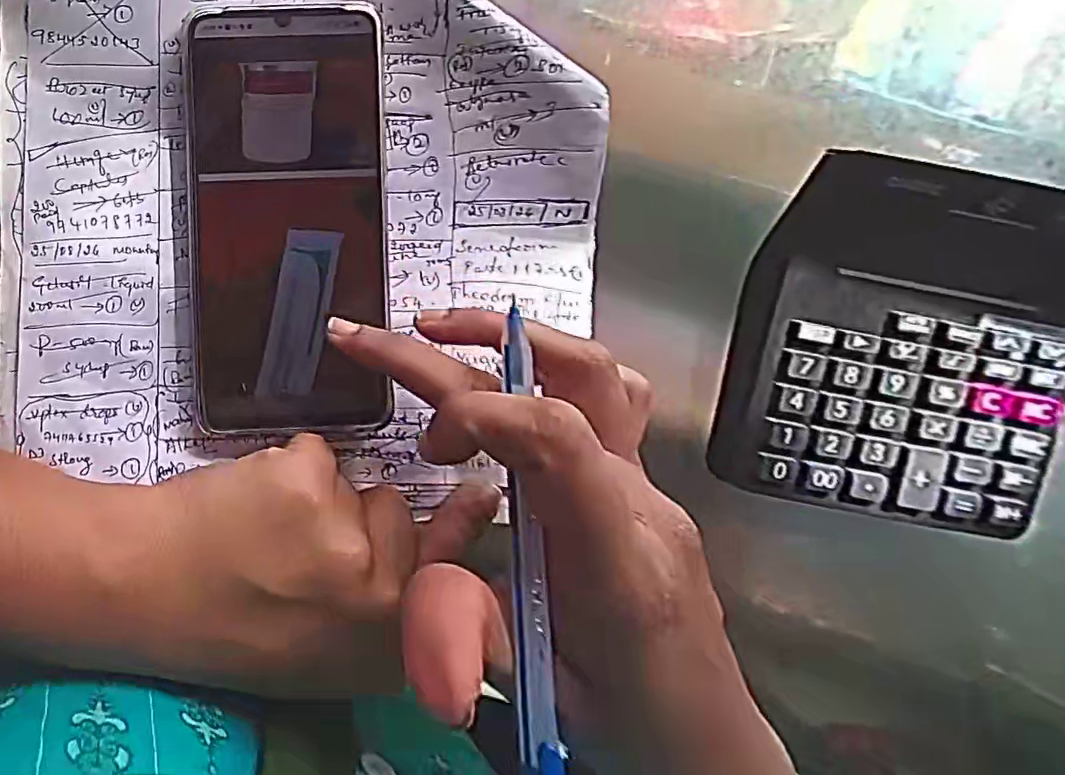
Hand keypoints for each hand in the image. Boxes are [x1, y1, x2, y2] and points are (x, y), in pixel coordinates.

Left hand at [131, 433, 502, 710]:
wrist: (145, 585)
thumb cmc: (220, 622)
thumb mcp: (313, 647)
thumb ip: (369, 614)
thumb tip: (405, 566)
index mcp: (382, 641)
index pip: (452, 576)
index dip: (462, 530)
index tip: (479, 496)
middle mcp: (377, 593)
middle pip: (391, 507)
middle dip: (351, 513)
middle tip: (294, 537)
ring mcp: (343, 532)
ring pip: (346, 476)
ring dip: (310, 489)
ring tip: (262, 520)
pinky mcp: (304, 481)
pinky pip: (309, 450)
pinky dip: (279, 464)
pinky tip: (245, 496)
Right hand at [328, 310, 793, 774]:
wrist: (699, 735)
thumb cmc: (621, 716)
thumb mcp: (532, 687)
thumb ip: (466, 638)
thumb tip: (415, 619)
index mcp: (614, 551)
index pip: (556, 433)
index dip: (476, 411)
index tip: (430, 448)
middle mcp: (637, 500)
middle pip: (558, 380)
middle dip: (449, 347)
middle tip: (364, 336)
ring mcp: (642, 482)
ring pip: (594, 370)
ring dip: (509, 336)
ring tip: (438, 331)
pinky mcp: (630, 477)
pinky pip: (594, 394)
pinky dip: (534, 365)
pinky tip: (495, 378)